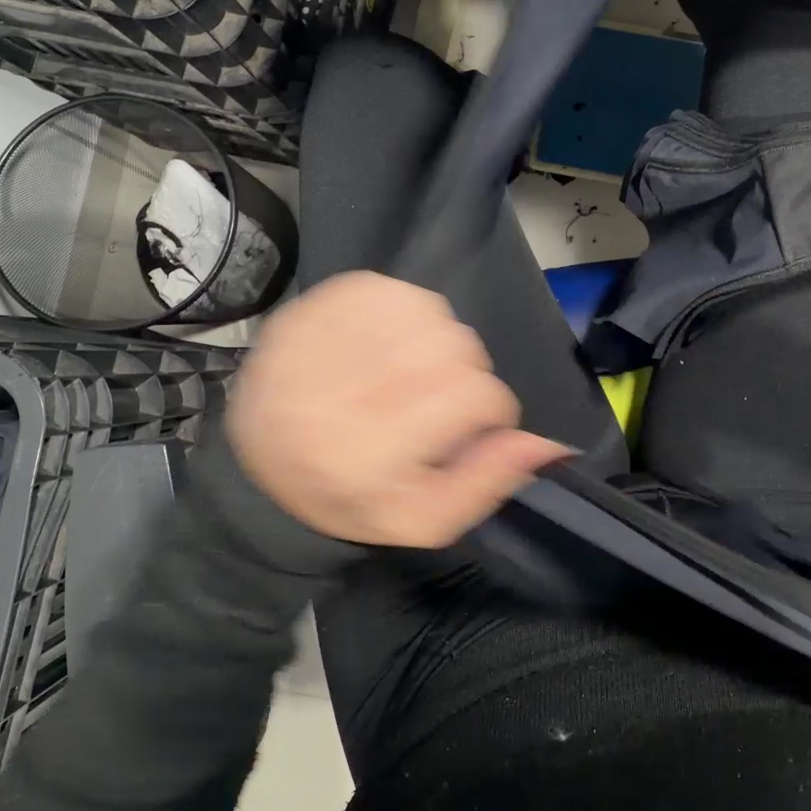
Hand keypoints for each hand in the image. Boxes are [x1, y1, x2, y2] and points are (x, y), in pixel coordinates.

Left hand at [225, 271, 571, 547]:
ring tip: (413, 376)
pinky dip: (411, 318)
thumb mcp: (424, 520)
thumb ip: (490, 482)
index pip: (472, 395)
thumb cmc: (351, 499)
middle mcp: (342, 384)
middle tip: (441, 402)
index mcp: (367, 449)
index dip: (490, 412)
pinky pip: (399, 291)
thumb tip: (550, 444)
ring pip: (434, 315)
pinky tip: (392, 348)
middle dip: (465, 377)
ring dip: (440, 345)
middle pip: (457, 349)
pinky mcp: (317, 305)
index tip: (475, 426)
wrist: (260, 472)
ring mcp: (325, 334)